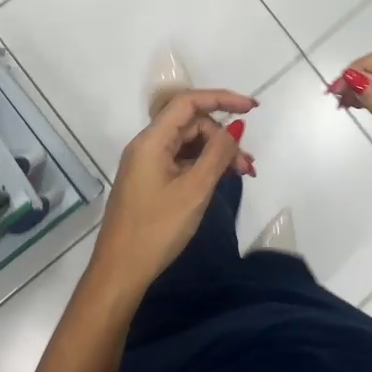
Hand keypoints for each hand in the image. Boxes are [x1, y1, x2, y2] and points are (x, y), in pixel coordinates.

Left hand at [88, 88, 252, 298]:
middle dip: (223, 137)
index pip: (188, 102)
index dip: (222, 98)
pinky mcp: (150, 181)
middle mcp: (147, 146)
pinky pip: (182, 161)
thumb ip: (217, 154)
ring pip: (189, 144)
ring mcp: (147, 164)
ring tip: (242, 174)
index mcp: (151, 141)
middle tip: (247, 164)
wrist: (119, 273)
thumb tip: (236, 125)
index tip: (252, 108)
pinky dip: (204, 166)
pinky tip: (221, 180)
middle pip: (191, 124)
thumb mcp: (194, 190)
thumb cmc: (156, 230)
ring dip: (217, 153)